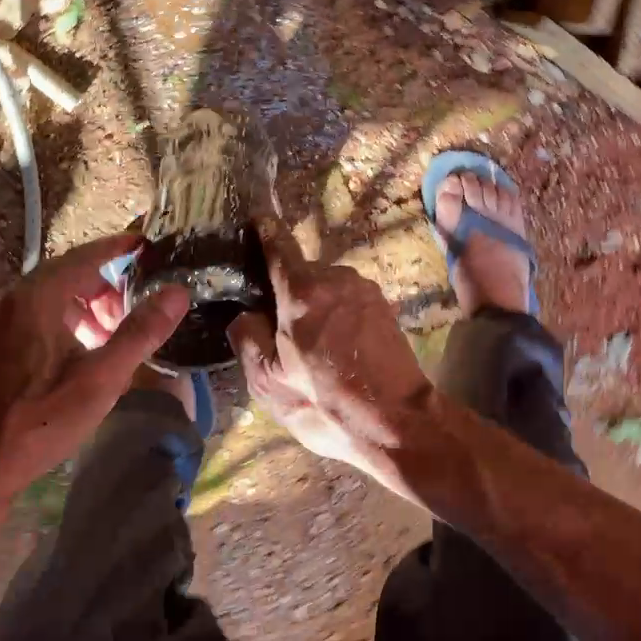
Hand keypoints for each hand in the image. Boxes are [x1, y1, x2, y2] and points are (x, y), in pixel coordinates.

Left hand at [0, 234, 187, 509]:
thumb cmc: (38, 423)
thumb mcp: (101, 380)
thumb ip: (141, 333)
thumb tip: (177, 292)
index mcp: (36, 298)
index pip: (87, 256)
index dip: (121, 248)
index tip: (150, 246)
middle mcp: (10, 298)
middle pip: (69, 273)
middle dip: (107, 284)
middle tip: (139, 305)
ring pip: (51, 295)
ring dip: (86, 305)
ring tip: (113, 335)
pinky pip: (33, 314)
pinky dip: (63, 319)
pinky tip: (79, 352)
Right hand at [227, 227, 435, 494]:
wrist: (397, 421)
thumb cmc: (325, 403)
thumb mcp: (269, 383)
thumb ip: (247, 339)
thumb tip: (243, 315)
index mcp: (301, 291)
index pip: (279, 246)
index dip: (265, 231)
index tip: (257, 220)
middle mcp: (335, 278)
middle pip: (301, 273)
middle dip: (287, 292)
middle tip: (278, 328)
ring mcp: (364, 289)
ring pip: (326, 287)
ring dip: (315, 306)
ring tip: (311, 347)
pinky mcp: (384, 305)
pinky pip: (348, 300)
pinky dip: (337, 315)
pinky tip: (336, 348)